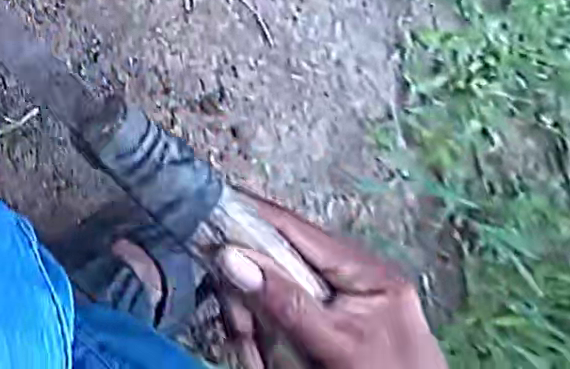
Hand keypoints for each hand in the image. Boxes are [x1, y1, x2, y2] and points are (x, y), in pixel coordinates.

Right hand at [215, 196, 446, 368]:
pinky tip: (260, 352)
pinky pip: (279, 310)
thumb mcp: (338, 349)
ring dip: (251, 314)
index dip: (244, 217)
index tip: (202, 215)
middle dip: (248, 286)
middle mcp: (353, 277)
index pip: (290, 225)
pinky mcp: (328, 324)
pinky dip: (262, 329)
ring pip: (270, 285)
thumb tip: (228, 255)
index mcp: (368, 272)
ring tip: (250, 345)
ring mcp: (340, 301)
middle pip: (275, 257)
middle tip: (236, 319)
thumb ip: (285, 301)